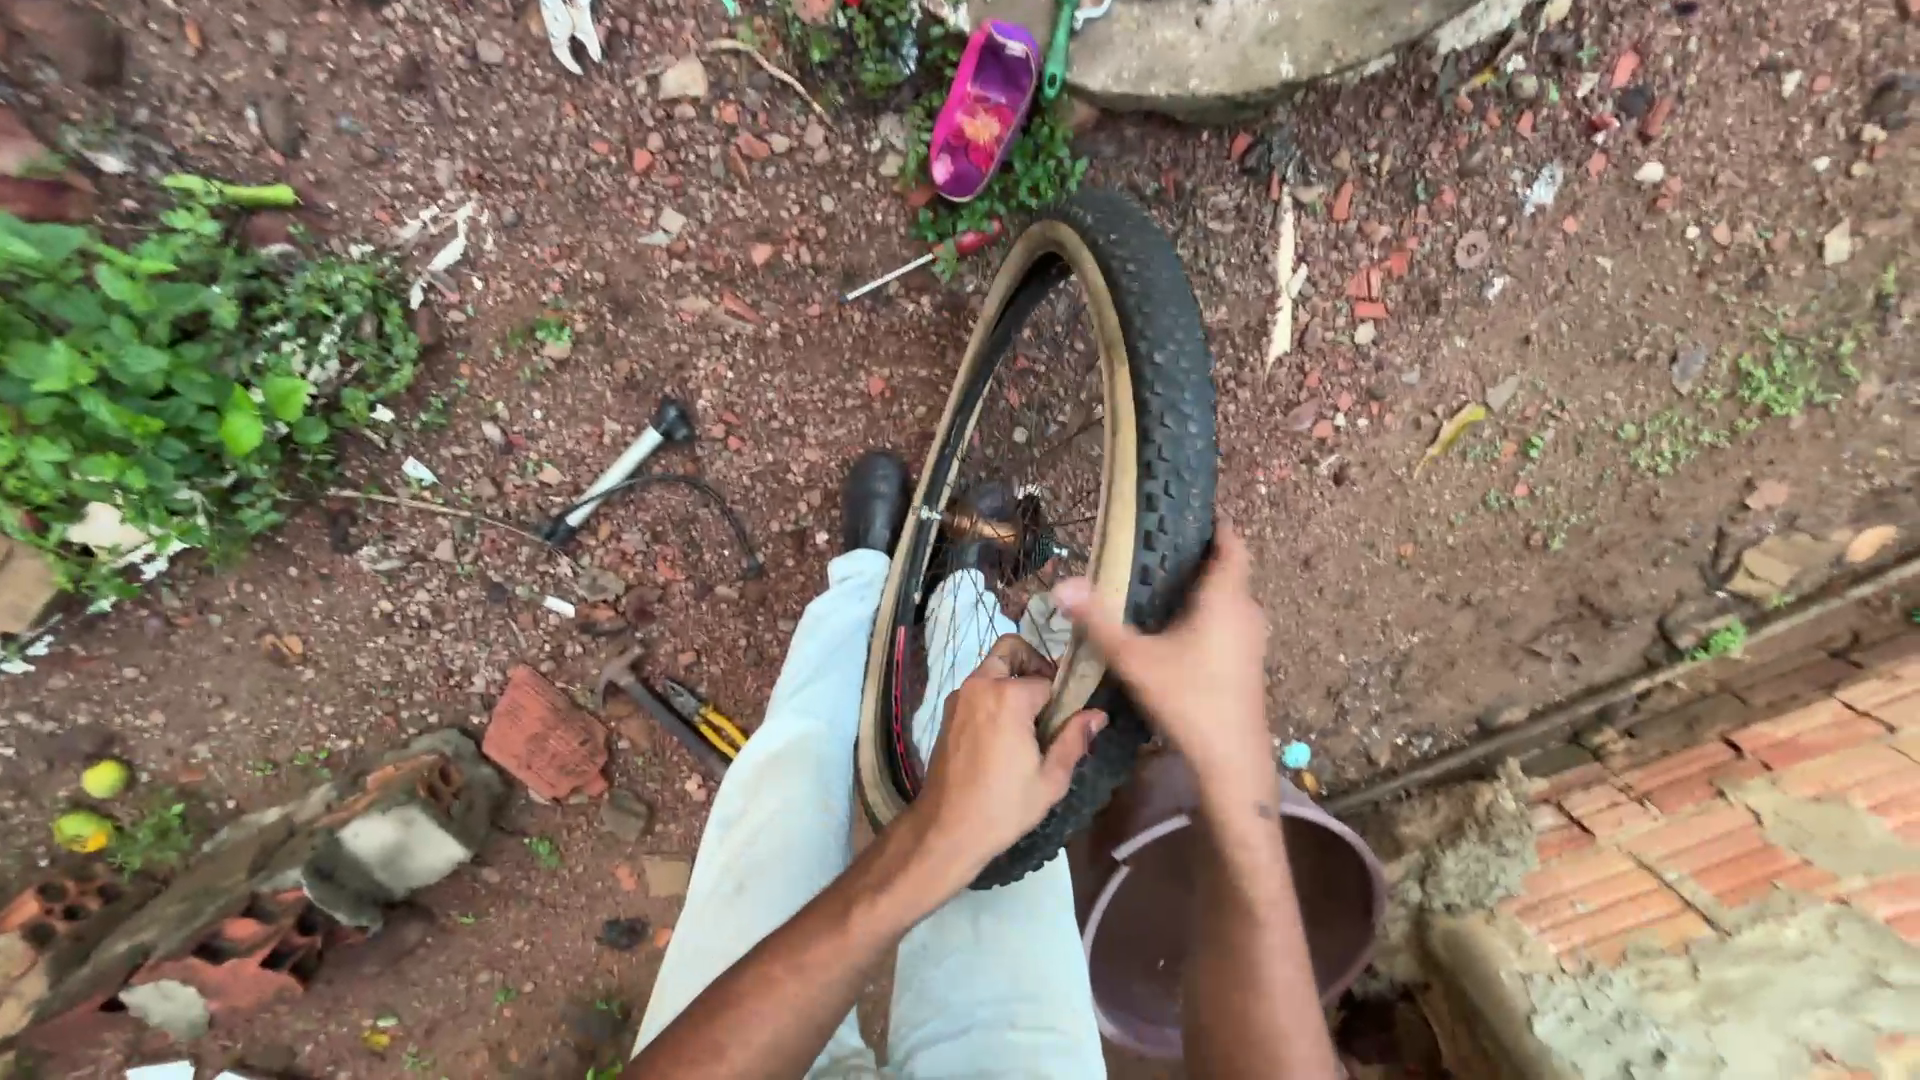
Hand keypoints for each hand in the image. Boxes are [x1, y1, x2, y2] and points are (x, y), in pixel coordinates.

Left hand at [910, 635, 1106, 878]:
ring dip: (1013, 680)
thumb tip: (1098, 714)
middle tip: (1050, 699)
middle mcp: (980, 685)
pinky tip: (1007, 732)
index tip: (1073, 715)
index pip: (1047, 679)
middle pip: (1011, 650)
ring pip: (992, 668)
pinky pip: (977, 688)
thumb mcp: (1050, 778)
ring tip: (1031, 721)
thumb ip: (1074, 739)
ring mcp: (959, 697)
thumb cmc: (1003, 806)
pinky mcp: (948, 712)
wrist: (946, 828)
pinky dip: (995, 695)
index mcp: (1008, 696)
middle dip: (1034, 664)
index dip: (1064, 696)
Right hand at [1051, 520, 1271, 794]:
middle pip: (1230, 570)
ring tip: (1163, 580)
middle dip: (1200, 555)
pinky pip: (1229, 619)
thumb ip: (1097, 621)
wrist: (1232, 759)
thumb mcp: (1135, 658)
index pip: (1232, 544)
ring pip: (1230, 598)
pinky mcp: (1248, 662)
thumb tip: (1060, 586)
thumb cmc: (1188, 698)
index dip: (1217, 524)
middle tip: (1160, 545)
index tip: (1191, 510)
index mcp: (1225, 598)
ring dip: (1205, 586)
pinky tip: (1177, 626)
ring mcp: (1251, 639)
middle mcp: (1245, 611)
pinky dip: (1208, 611)